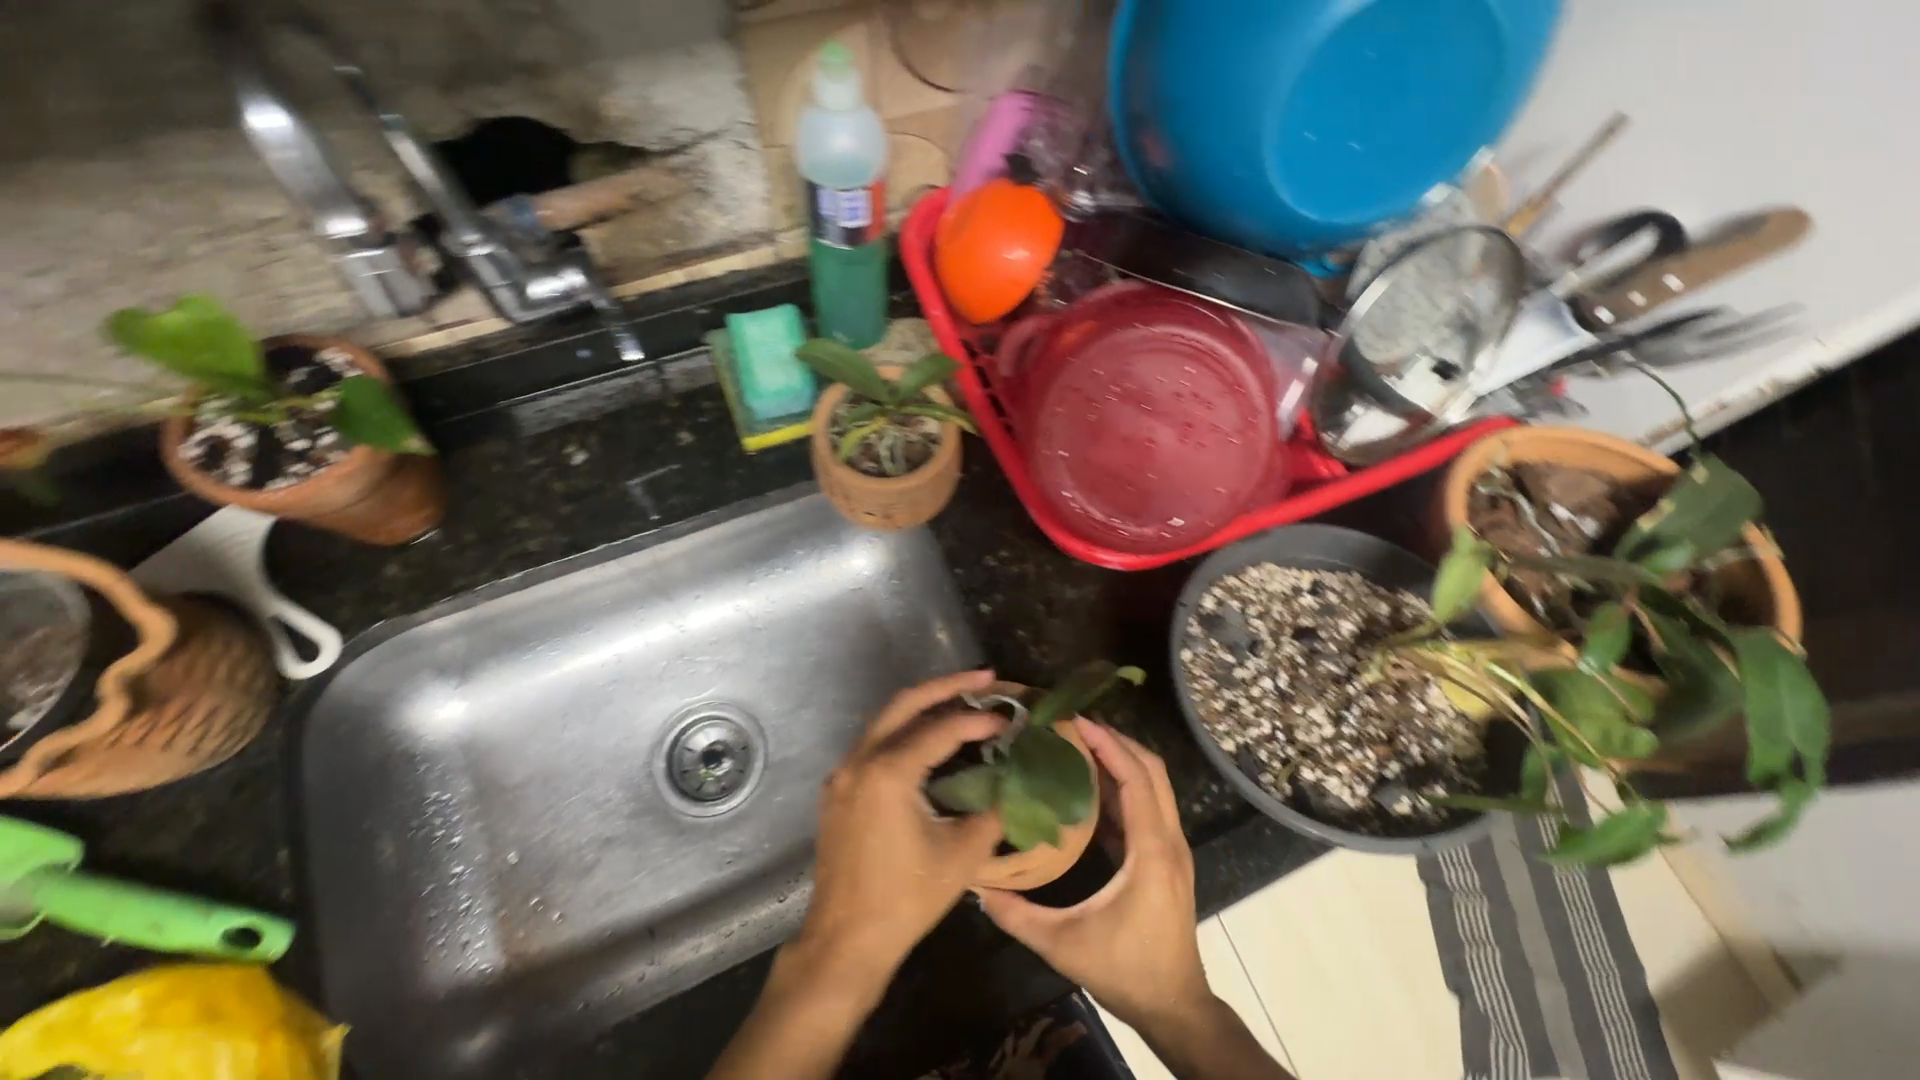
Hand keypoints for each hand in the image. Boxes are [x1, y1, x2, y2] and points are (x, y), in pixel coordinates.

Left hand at [794, 669, 1006, 987]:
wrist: (847, 939)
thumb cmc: (906, 898)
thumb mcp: (962, 854)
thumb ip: (994, 810)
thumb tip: (1017, 783)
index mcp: (888, 772)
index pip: (941, 728)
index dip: (979, 720)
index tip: (1010, 719)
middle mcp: (859, 761)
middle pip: (904, 703)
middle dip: (946, 686)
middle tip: (985, 679)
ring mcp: (843, 775)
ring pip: (885, 721)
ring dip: (923, 707)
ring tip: (963, 701)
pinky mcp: (838, 792)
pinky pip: (873, 745)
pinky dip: (903, 732)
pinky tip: (929, 741)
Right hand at [976, 721, 1209, 1028]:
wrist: (1174, 1006)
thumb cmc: (1126, 971)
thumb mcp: (1063, 945)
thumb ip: (1017, 915)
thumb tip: (975, 886)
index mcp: (1152, 852)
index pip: (1137, 779)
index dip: (1110, 745)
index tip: (1076, 721)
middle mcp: (1169, 841)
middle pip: (1152, 771)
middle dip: (1117, 742)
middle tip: (1073, 726)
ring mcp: (1172, 849)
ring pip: (1154, 786)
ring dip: (1121, 761)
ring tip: (1078, 745)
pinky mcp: (1166, 859)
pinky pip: (1148, 807)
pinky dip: (1123, 787)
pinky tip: (1087, 786)